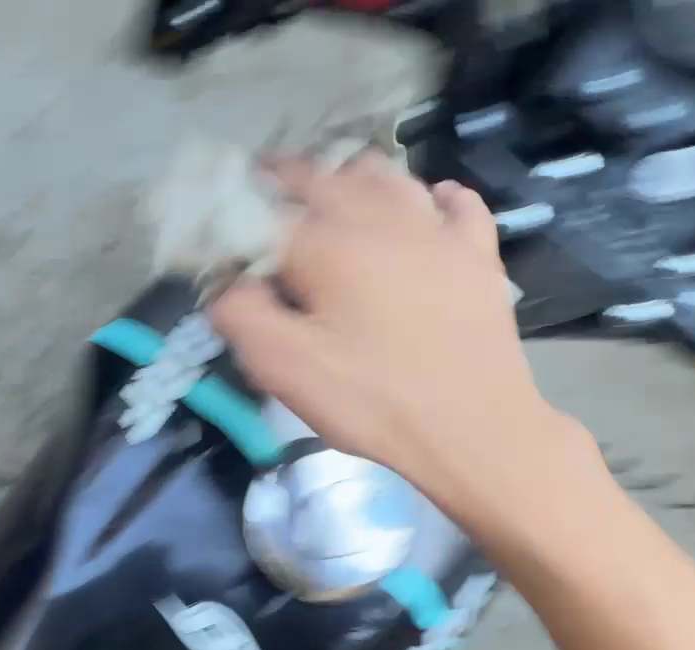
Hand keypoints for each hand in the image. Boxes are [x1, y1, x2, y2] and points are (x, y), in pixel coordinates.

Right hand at [209, 155, 595, 525]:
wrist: (472, 428)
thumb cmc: (369, 399)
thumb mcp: (283, 368)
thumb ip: (241, 317)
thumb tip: (225, 287)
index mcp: (331, 247)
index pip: (270, 215)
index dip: (239, 216)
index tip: (217, 224)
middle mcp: (386, 223)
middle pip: (331, 179)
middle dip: (291, 176)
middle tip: (265, 180)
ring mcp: (440, 235)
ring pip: (392, 179)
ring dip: (354, 177)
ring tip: (333, 185)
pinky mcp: (477, 257)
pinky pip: (456, 204)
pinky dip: (432, 195)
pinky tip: (425, 201)